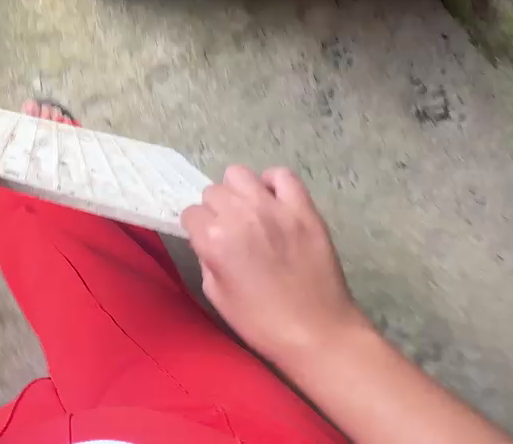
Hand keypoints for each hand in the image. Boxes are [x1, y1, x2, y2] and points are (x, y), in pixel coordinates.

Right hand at [182, 166, 369, 365]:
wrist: (321, 336)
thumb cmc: (262, 322)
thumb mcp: (215, 294)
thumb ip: (206, 256)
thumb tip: (208, 238)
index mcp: (214, 239)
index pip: (191, 213)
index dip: (199, 230)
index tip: (211, 245)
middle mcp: (240, 216)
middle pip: (212, 192)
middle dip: (216, 211)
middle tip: (233, 233)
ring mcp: (274, 209)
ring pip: (238, 175)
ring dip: (238, 193)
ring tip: (251, 213)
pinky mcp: (304, 211)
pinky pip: (282, 176)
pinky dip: (273, 183)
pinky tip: (274, 201)